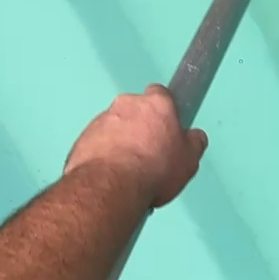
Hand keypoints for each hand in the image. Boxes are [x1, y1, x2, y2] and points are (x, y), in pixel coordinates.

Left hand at [64, 86, 208, 206]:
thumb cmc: (154, 169)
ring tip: (131, 170)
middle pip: (137, 110)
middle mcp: (127, 104)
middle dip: (142, 127)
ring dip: (122, 141)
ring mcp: (102, 119)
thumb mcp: (190, 160)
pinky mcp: (83, 137)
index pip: (162, 94)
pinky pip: (98, 142)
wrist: (112, 186)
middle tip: (151, 153)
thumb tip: (195, 137)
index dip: (166, 111)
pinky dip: (105, 154)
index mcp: (157, 104)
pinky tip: (114, 175)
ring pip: (116, 126)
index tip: (169, 126)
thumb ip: (194, 143)